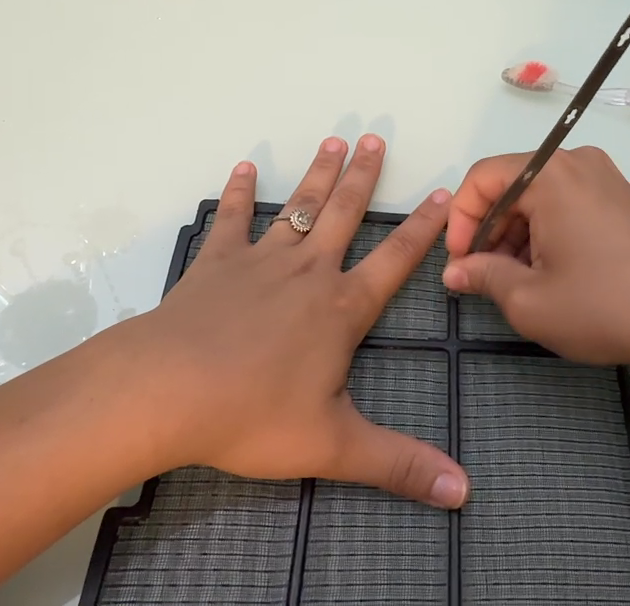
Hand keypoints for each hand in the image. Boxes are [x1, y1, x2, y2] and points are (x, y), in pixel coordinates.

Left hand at [120, 135, 468, 508]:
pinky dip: (235, 193)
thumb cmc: (252, 414)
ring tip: (334, 139)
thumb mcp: (333, 446)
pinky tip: (241, 168)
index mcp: (341, 308)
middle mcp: (307, 272)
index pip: (396, 259)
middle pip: (344, 214)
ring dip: (317, 173)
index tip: (445, 192)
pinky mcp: (216, 263)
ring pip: (298, 207)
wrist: (166, 391)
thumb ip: (399, 464)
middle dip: (364, 177)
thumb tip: (463, 491)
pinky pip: (229, 219)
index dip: (423, 227)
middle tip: (377, 139)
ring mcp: (260, 261)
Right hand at [440, 146, 629, 367]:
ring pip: (538, 196)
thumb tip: (455, 270)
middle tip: (485, 277)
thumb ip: (482, 276)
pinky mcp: (620, 197)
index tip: (459, 263)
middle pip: (511, 184)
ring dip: (517, 234)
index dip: (460, 220)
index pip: (482, 177)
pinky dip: (547, 231)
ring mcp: (603, 177)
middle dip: (490, 230)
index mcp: (551, 174)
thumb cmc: (604, 307)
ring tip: (519, 282)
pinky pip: (566, 203)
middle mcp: (577, 162)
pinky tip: (551, 272)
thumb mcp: (529, 301)